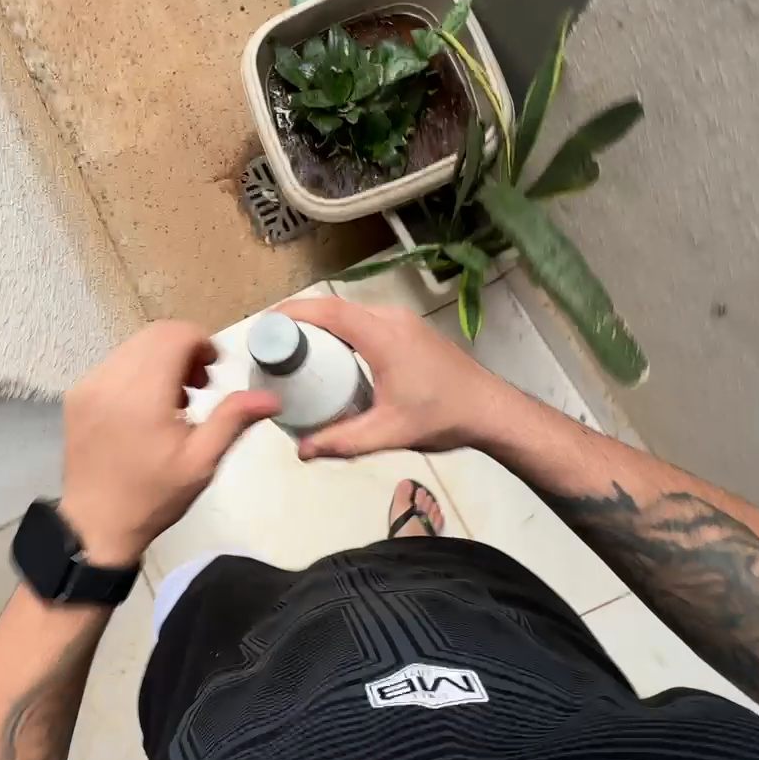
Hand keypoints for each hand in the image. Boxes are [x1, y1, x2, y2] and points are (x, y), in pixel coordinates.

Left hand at [57, 321, 279, 567]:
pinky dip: (136, 370)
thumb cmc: (154, 496)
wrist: (96, 525)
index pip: (174, 336)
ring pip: (132, 346)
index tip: (214, 369)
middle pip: (154, 334)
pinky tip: (146, 405)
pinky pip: (113, 363)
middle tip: (200, 384)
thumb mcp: (201, 462)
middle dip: (183, 347)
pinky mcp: (76, 394)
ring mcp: (88, 385)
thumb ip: (233, 420)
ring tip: (175, 398)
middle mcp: (111, 380)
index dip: (201, 342)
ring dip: (160, 357)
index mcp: (143, 395)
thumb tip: (272, 397)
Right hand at [275, 296, 511, 458]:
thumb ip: (344, 442)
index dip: (293, 313)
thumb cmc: (443, 418)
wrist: (493, 411)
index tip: (265, 326)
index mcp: (383, 336)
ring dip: (319, 323)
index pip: (328, 310)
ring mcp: (400, 320)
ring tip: (293, 349)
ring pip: (348, 311)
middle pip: (334, 307)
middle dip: (299, 319)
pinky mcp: (406, 328)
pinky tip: (329, 354)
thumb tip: (302, 452)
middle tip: (272, 344)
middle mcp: (390, 318)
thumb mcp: (389, 433)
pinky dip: (338, 328)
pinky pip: (362, 318)